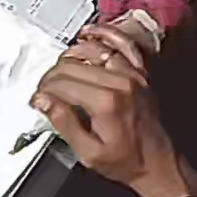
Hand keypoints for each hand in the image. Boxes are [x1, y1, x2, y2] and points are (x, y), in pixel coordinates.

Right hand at [31, 24, 196, 196]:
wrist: (158, 163)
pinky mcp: (140, 72)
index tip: (38, 100)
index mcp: (106, 102)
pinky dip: (104, 34)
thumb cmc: (127, 161)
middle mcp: (121, 82)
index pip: (61, 83)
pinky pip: (122, 43)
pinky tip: (89, 34)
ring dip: (70, 55)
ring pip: (91, 50)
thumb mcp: (88, 152)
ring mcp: (132, 74)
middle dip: (51, 77)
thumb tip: (43, 101)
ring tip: (59, 69)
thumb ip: (63, 123)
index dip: (43, 91)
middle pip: (72, 65)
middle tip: (45, 90)